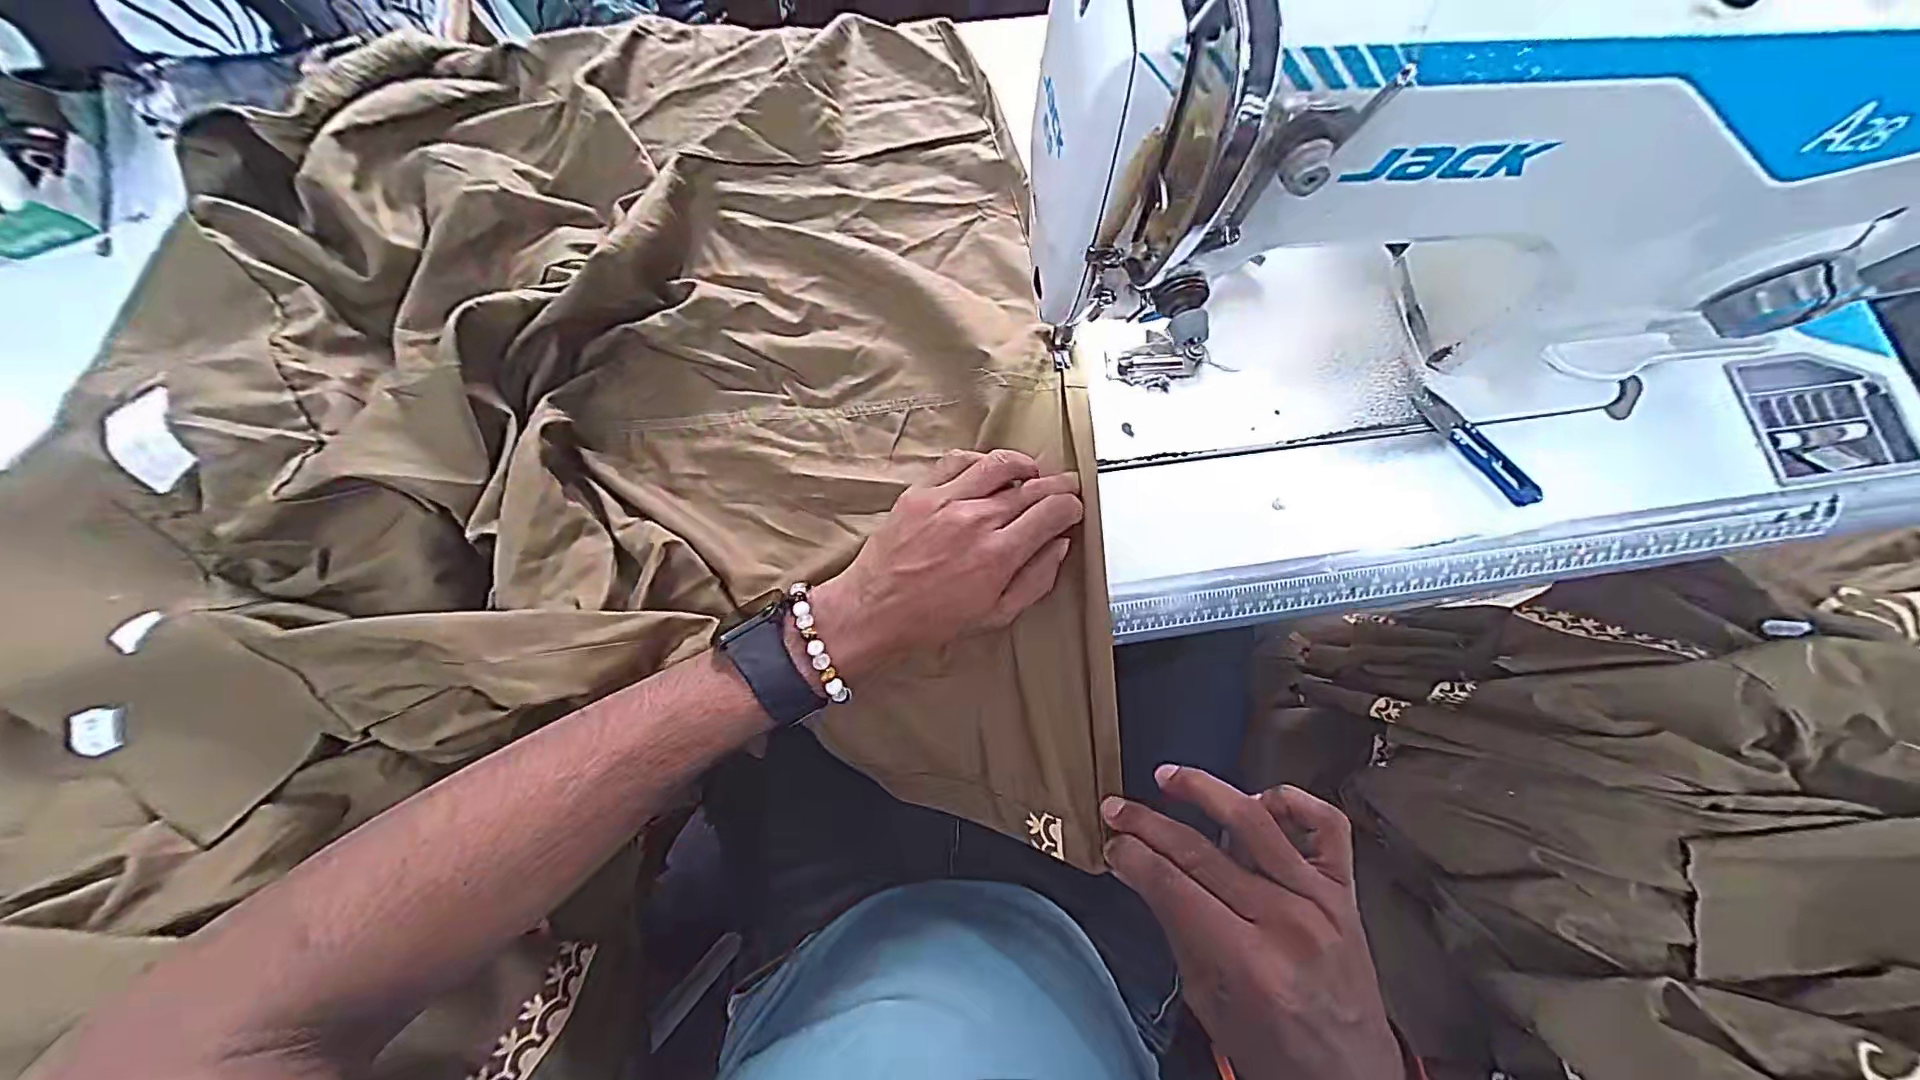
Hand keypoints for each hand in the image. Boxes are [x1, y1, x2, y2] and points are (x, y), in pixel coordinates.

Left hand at [808, 449, 1082, 676]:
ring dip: (1024, 465)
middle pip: (1033, 486)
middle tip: (1064, 487)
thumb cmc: (932, 619)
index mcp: (1000, 554)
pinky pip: (959, 460)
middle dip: (1058, 484)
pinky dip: (981, 460)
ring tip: (1031, 473)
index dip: (1071, 506)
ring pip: (1000, 464)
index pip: (1052, 511)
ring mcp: (946, 501)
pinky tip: (987, 471)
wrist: (874, 610)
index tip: (1072, 509)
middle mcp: (976, 520)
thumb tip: (1058, 547)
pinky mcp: (921, 492)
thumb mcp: (997, 615)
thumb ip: (1036, 579)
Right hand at [1103, 766, 1404, 1079]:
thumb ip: (1175, 926)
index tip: (1112, 844)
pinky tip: (1259, 797)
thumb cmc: (1275, 1050)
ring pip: (1253, 821)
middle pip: (1199, 850)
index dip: (1132, 856)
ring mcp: (1321, 901)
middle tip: (1116, 810)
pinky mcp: (1344, 891)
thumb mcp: (1206, 1000)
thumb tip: (1139, 867)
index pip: (1172, 885)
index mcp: (1249, 964)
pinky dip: (1292, 801)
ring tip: (1168, 777)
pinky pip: (1327, 825)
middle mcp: (1287, 924)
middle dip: (1146, 824)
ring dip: (1201, 790)